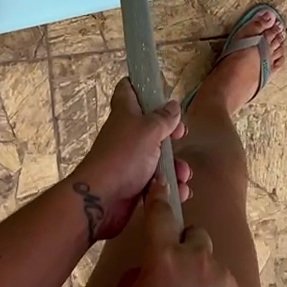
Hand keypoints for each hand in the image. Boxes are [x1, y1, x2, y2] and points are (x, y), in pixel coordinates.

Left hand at [71, 79, 188, 241]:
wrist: (102, 199)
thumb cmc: (125, 155)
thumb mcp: (149, 130)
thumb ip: (163, 118)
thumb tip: (173, 105)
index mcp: (126, 112)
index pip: (129, 89)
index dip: (142, 86)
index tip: (161, 92)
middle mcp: (128, 133)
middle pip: (152, 125)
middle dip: (171, 133)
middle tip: (182, 136)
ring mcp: (131, 159)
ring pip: (158, 156)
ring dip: (175, 165)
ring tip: (184, 175)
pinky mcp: (135, 184)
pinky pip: (157, 181)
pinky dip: (170, 186)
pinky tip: (181, 191)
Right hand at [106, 179, 249, 286]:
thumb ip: (134, 278)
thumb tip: (147, 271)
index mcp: (164, 258)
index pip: (159, 213)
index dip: (156, 195)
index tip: (159, 180)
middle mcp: (196, 260)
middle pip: (194, 236)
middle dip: (184, 249)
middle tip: (173, 275)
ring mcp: (221, 279)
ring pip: (210, 263)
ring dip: (199, 276)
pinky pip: (224, 286)